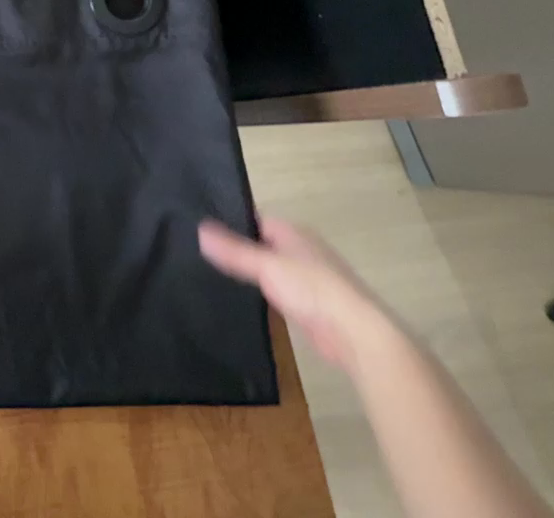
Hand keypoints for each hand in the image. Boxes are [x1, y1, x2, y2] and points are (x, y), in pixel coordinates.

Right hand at [198, 215, 393, 373]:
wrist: (355, 334)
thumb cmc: (312, 289)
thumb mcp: (266, 265)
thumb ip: (233, 250)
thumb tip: (199, 229)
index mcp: (294, 232)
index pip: (254, 219)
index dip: (228, 223)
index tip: (198, 231)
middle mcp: (301, 250)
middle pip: (260, 243)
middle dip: (236, 249)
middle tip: (198, 254)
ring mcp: (306, 277)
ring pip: (268, 268)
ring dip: (248, 273)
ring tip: (211, 275)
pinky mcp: (308, 303)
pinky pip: (276, 290)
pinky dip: (261, 293)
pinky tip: (241, 299)